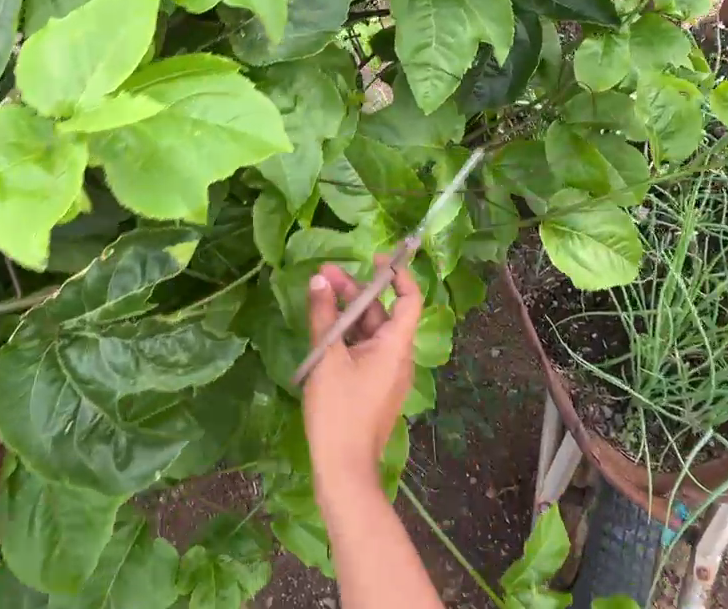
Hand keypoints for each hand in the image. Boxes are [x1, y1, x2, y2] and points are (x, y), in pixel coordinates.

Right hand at [301, 256, 422, 496]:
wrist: (344, 470)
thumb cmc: (339, 411)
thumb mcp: (326, 358)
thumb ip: (323, 315)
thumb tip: (319, 279)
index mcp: (396, 346)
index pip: (409, 299)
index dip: (397, 275)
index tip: (374, 258)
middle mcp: (398, 357)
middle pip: (382, 313)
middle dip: (355, 290)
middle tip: (324, 274)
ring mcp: (386, 374)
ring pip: (370, 332)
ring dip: (347, 312)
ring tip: (318, 294)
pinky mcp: (373, 388)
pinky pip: (364, 350)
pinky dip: (346, 334)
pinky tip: (322, 328)